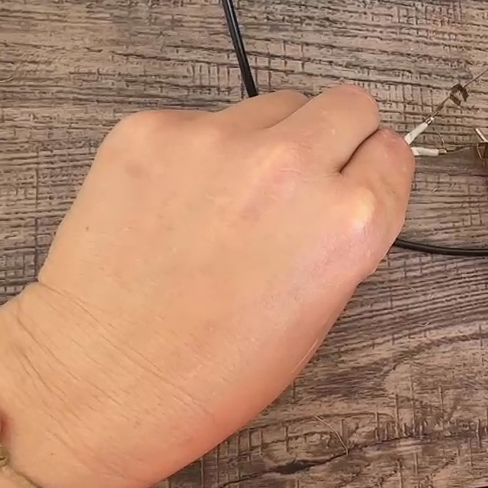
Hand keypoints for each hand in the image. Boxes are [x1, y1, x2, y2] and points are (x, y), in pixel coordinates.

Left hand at [0, 87, 413, 487]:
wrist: (95, 383)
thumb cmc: (219, 370)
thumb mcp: (321, 307)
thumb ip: (346, 231)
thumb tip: (345, 180)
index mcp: (350, 220)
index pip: (392, 151)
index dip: (371, 172)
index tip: (350, 186)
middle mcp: (294, 165)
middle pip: (350, 103)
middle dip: (337, 135)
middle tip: (302, 178)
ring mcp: (219, 139)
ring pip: (277, 104)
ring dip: (270, 139)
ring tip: (229, 197)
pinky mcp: (152, 128)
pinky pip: (207, 118)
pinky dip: (203, 150)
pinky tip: (176, 201)